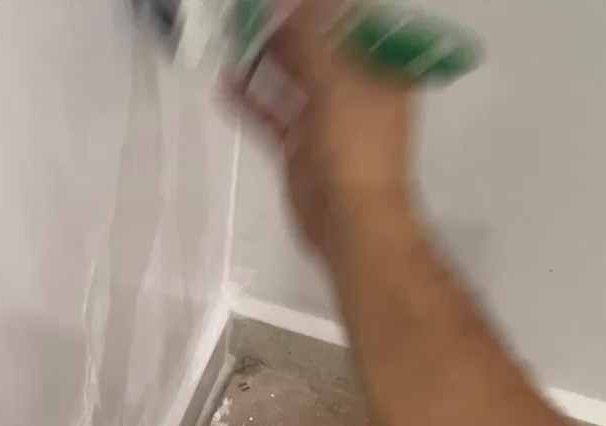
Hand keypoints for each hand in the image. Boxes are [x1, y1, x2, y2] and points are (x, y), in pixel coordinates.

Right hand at [232, 0, 419, 262]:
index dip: (314, 7)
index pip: (349, 19)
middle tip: (248, 11)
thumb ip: (306, 41)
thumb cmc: (357, 148)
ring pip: (289, 78)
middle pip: (315, 45)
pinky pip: (271, 115)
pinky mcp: (297, 146)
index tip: (280, 0)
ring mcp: (322, 118)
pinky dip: (251, 99)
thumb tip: (280, 7)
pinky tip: (228, 81)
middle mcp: (351, 86)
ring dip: (263, 59)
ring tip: (233, 35)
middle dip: (283, 27)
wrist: (349, 223)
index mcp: (377, 66)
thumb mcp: (337, 83)